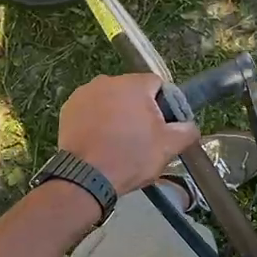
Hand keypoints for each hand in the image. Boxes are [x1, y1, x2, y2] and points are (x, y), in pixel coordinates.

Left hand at [57, 73, 199, 194]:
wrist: (86, 176)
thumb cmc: (131, 157)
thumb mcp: (168, 147)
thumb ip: (186, 130)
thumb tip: (189, 125)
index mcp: (133, 84)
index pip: (156, 85)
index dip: (162, 105)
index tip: (161, 126)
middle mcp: (106, 81)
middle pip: (131, 91)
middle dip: (137, 109)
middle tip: (140, 137)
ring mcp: (83, 93)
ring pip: (109, 100)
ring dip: (115, 113)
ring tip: (117, 141)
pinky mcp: (68, 108)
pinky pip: (89, 109)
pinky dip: (95, 120)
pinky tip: (98, 140)